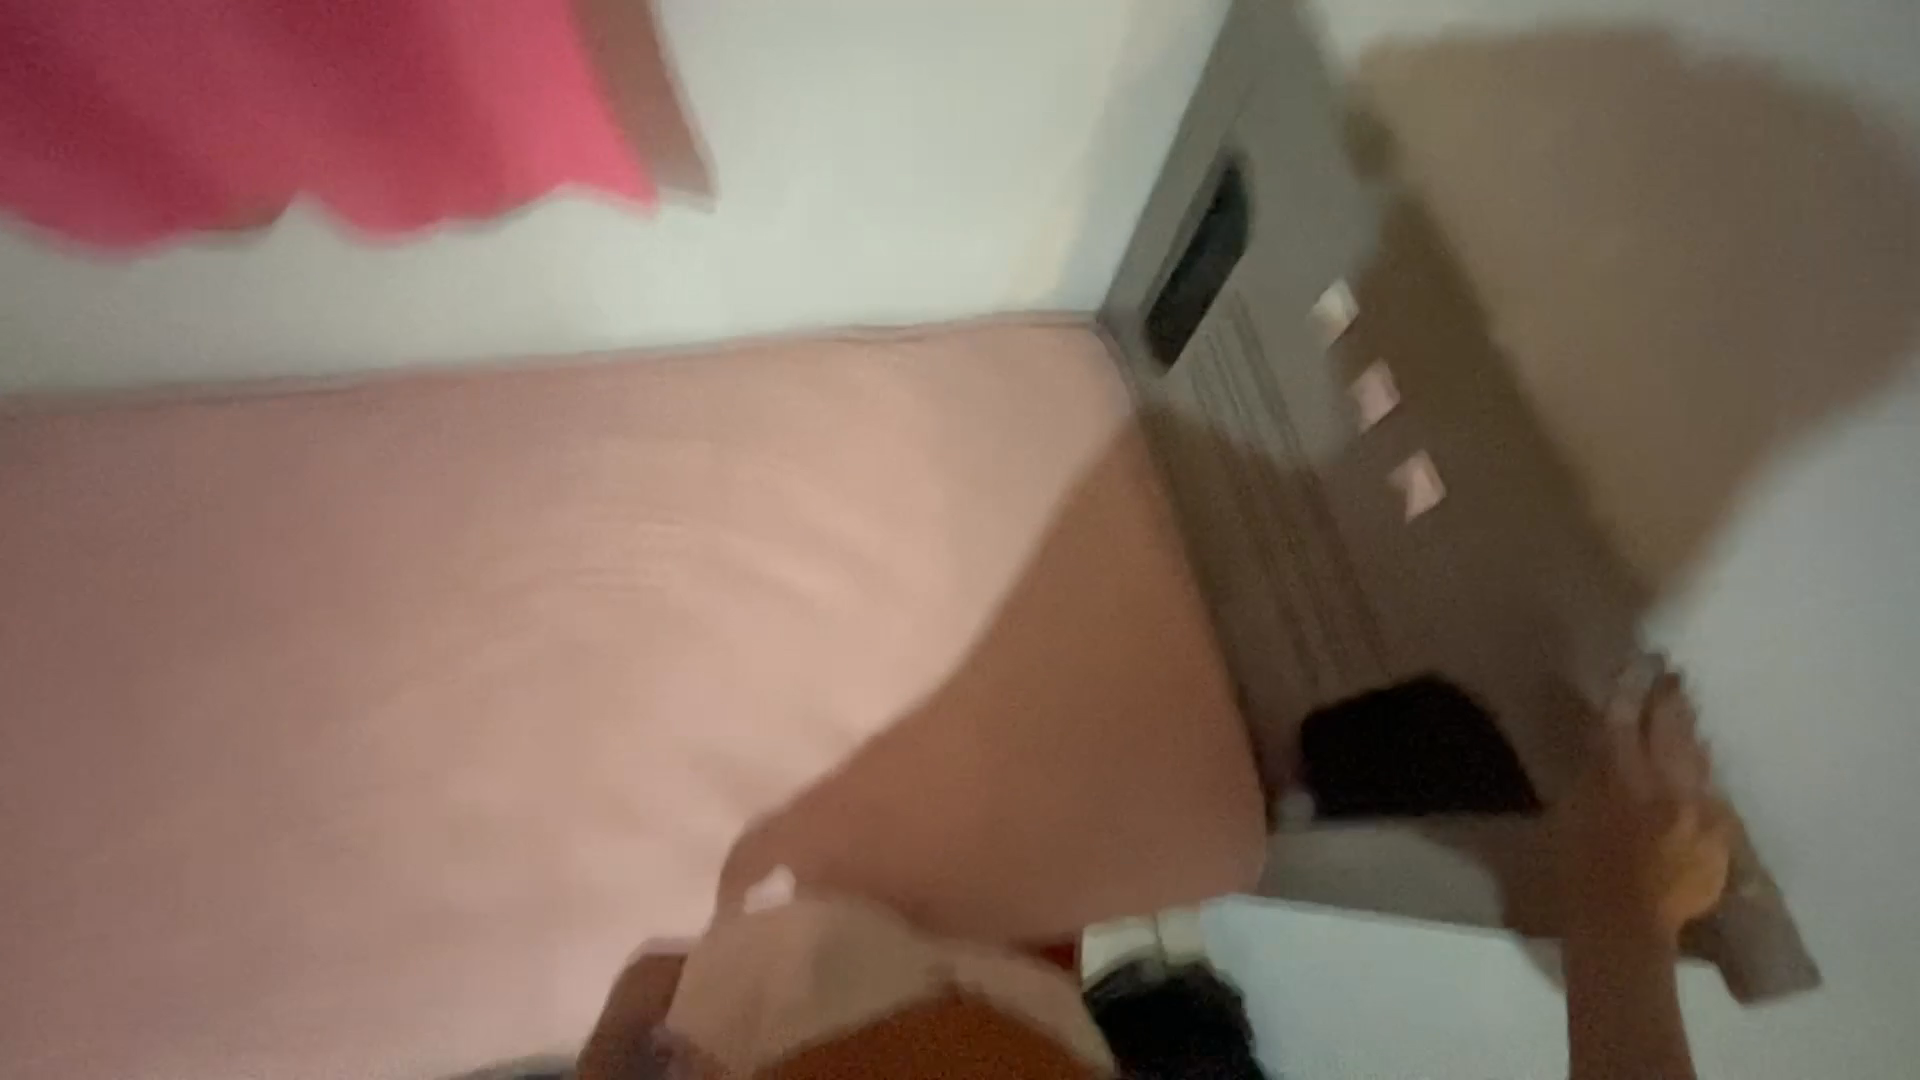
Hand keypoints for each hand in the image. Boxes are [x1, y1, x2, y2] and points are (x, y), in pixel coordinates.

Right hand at [1556, 658, 1731, 943]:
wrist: (1622, 918)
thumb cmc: (1577, 860)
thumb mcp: (1571, 807)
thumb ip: (1594, 772)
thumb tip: (1605, 742)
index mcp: (1624, 780)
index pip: (1625, 722)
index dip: (1628, 692)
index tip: (1632, 665)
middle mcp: (1671, 790)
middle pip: (1673, 734)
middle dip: (1669, 703)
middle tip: (1668, 676)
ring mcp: (1701, 813)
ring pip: (1698, 759)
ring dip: (1687, 732)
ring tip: (1681, 708)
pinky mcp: (1719, 835)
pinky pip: (1708, 790)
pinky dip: (1696, 770)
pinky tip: (1691, 762)